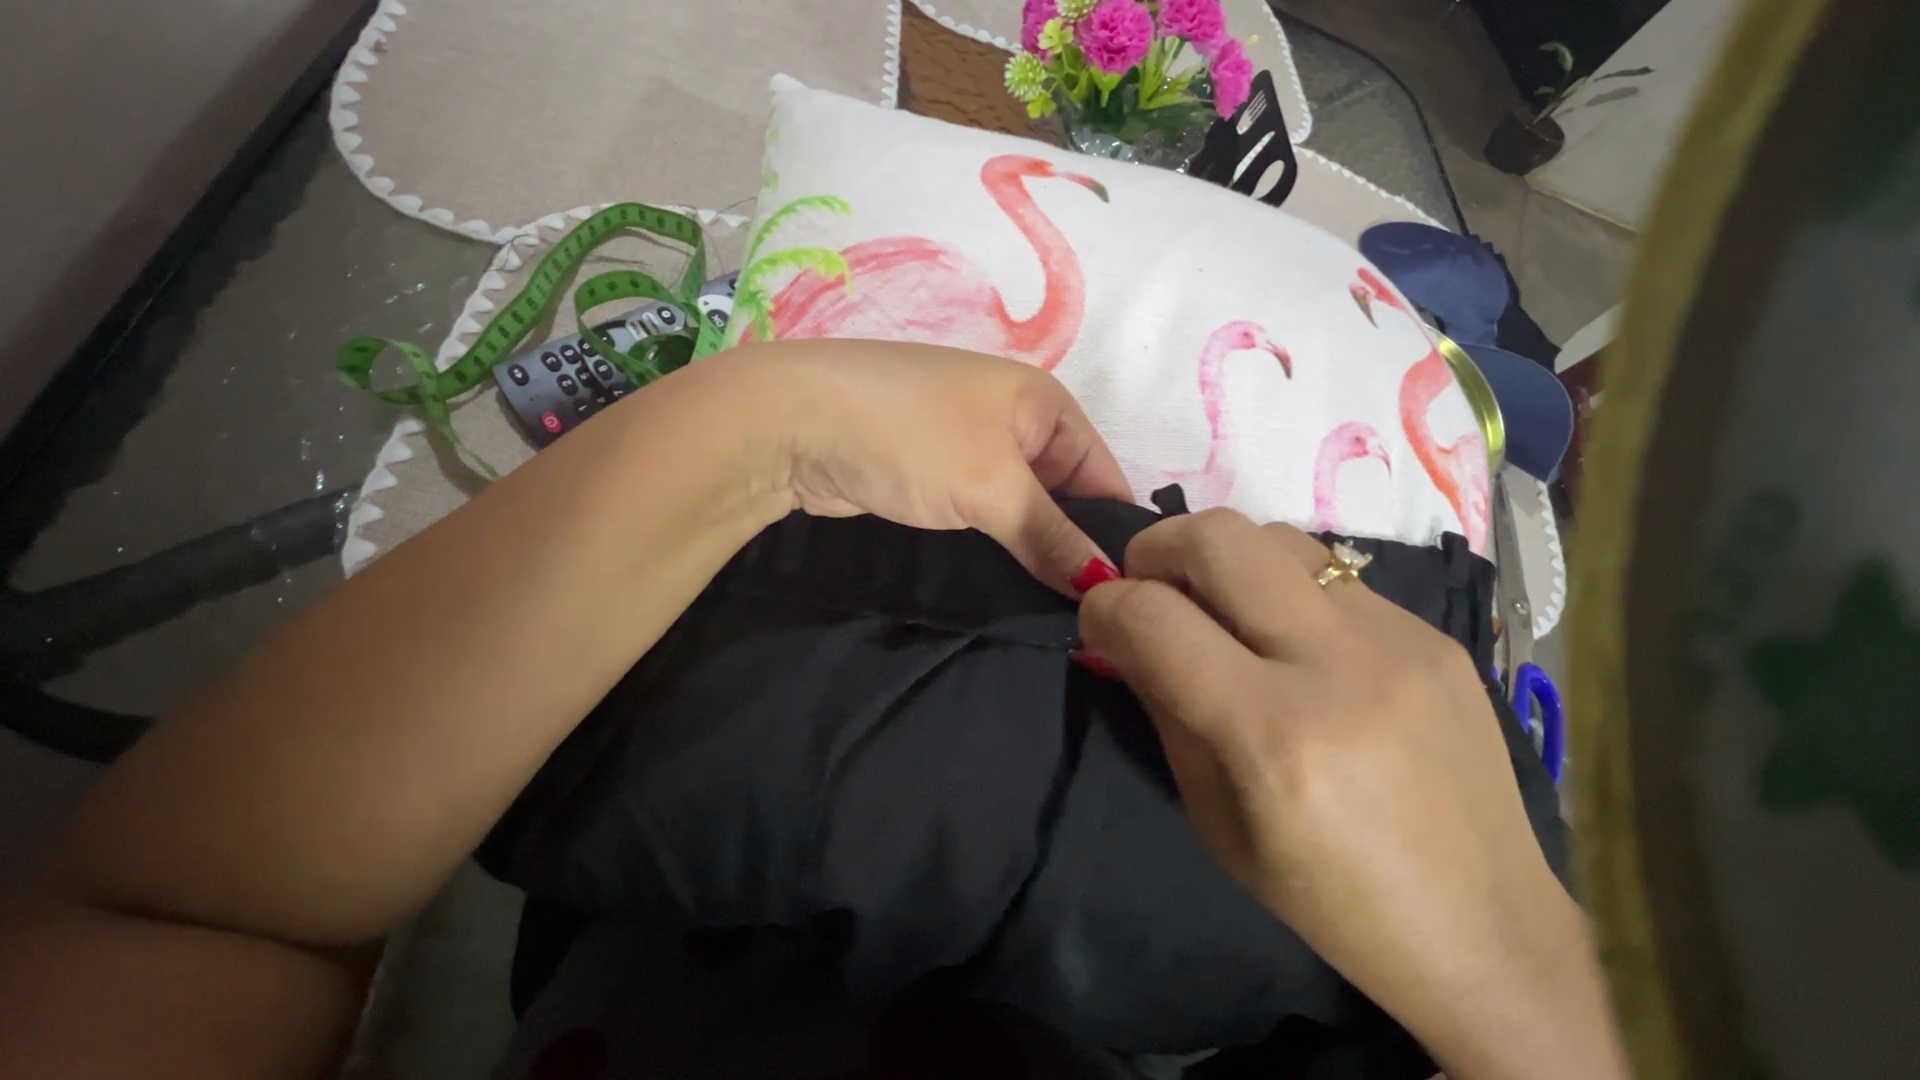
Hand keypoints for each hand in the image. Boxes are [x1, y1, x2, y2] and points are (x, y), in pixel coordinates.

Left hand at [718, 340, 1132, 594]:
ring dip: (1032, 557)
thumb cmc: (910, 437)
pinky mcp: (931, 481)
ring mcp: (968, 451)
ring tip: (1058, 621)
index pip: (1104, 475)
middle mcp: (1013, 422)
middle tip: (1092, 623)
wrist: (794, 422)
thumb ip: (1051, 537)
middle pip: (1064, 496)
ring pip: (1020, 513)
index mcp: (1044, 403)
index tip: (1130, 600)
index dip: (1117, 535)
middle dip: (1074, 552)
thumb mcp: (993, 486)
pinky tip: (1008, 597)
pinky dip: (994, 551)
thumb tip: (1105, 586)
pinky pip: (981, 520)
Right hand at [1078, 509, 1628, 1079]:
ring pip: (1277, 537)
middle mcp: (1338, 667)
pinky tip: (1293, 642)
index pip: (1153, 618)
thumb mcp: (1213, 817)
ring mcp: (1398, 640)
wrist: (1480, 925)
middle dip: (1158, 547)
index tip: (1097, 619)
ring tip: (1219, 608)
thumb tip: (1119, 632)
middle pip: (1220, 537)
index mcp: (1273, 735)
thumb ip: (1163, 706)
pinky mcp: (1434, 634)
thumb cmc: (1325, 895)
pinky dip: (1284, 590)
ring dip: (1223, 559)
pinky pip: (1331, 575)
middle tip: (1148, 585)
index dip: (1103, 605)